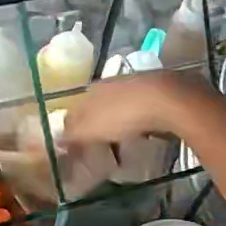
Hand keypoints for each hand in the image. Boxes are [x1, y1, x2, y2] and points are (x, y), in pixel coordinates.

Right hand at [60, 70, 218, 147]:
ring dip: (118, 119)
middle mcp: (111, 82)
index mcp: (92, 89)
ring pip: (120, 104)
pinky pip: (141, 107)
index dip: (74, 126)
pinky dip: (138, 118)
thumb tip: (58, 139)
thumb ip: (71, 134)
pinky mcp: (158, 88)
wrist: (168, 100)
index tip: (77, 143)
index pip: (76, 108)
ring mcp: (136, 83)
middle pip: (98, 105)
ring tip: (121, 139)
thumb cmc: (122, 115)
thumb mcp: (89, 129)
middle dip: (97, 122)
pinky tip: (143, 130)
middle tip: (98, 142)